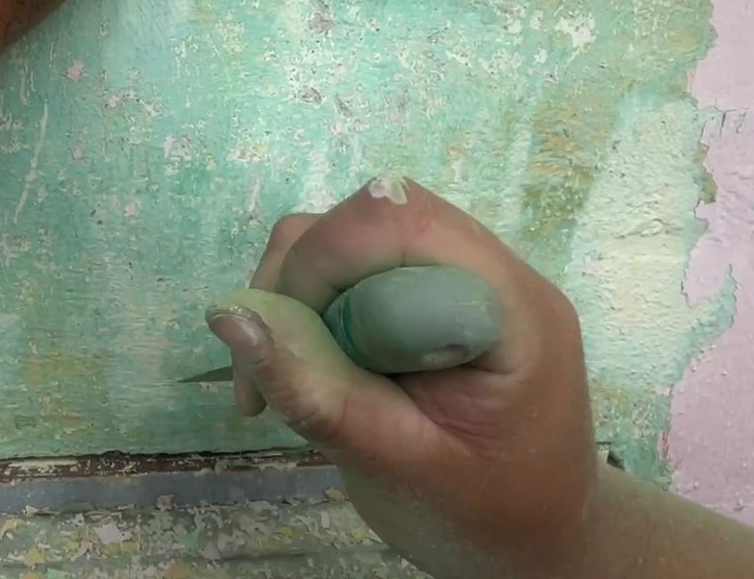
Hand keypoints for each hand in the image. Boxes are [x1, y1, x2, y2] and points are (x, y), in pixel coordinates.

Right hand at [208, 176, 602, 578]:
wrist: (528, 538)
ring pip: (340, 230)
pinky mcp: (420, 282)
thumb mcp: (393, 465)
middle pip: (363, 217)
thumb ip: (313, 391)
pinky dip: (301, 300)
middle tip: (270, 369)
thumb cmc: (478, 514)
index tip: (289, 339)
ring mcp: (452, 268)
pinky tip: (295, 360)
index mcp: (507, 302)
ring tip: (276, 376)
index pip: (399, 219)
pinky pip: (343, 259)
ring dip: (290, 292)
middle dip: (298, 279)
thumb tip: (225, 315)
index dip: (325, 261)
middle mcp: (484, 264)